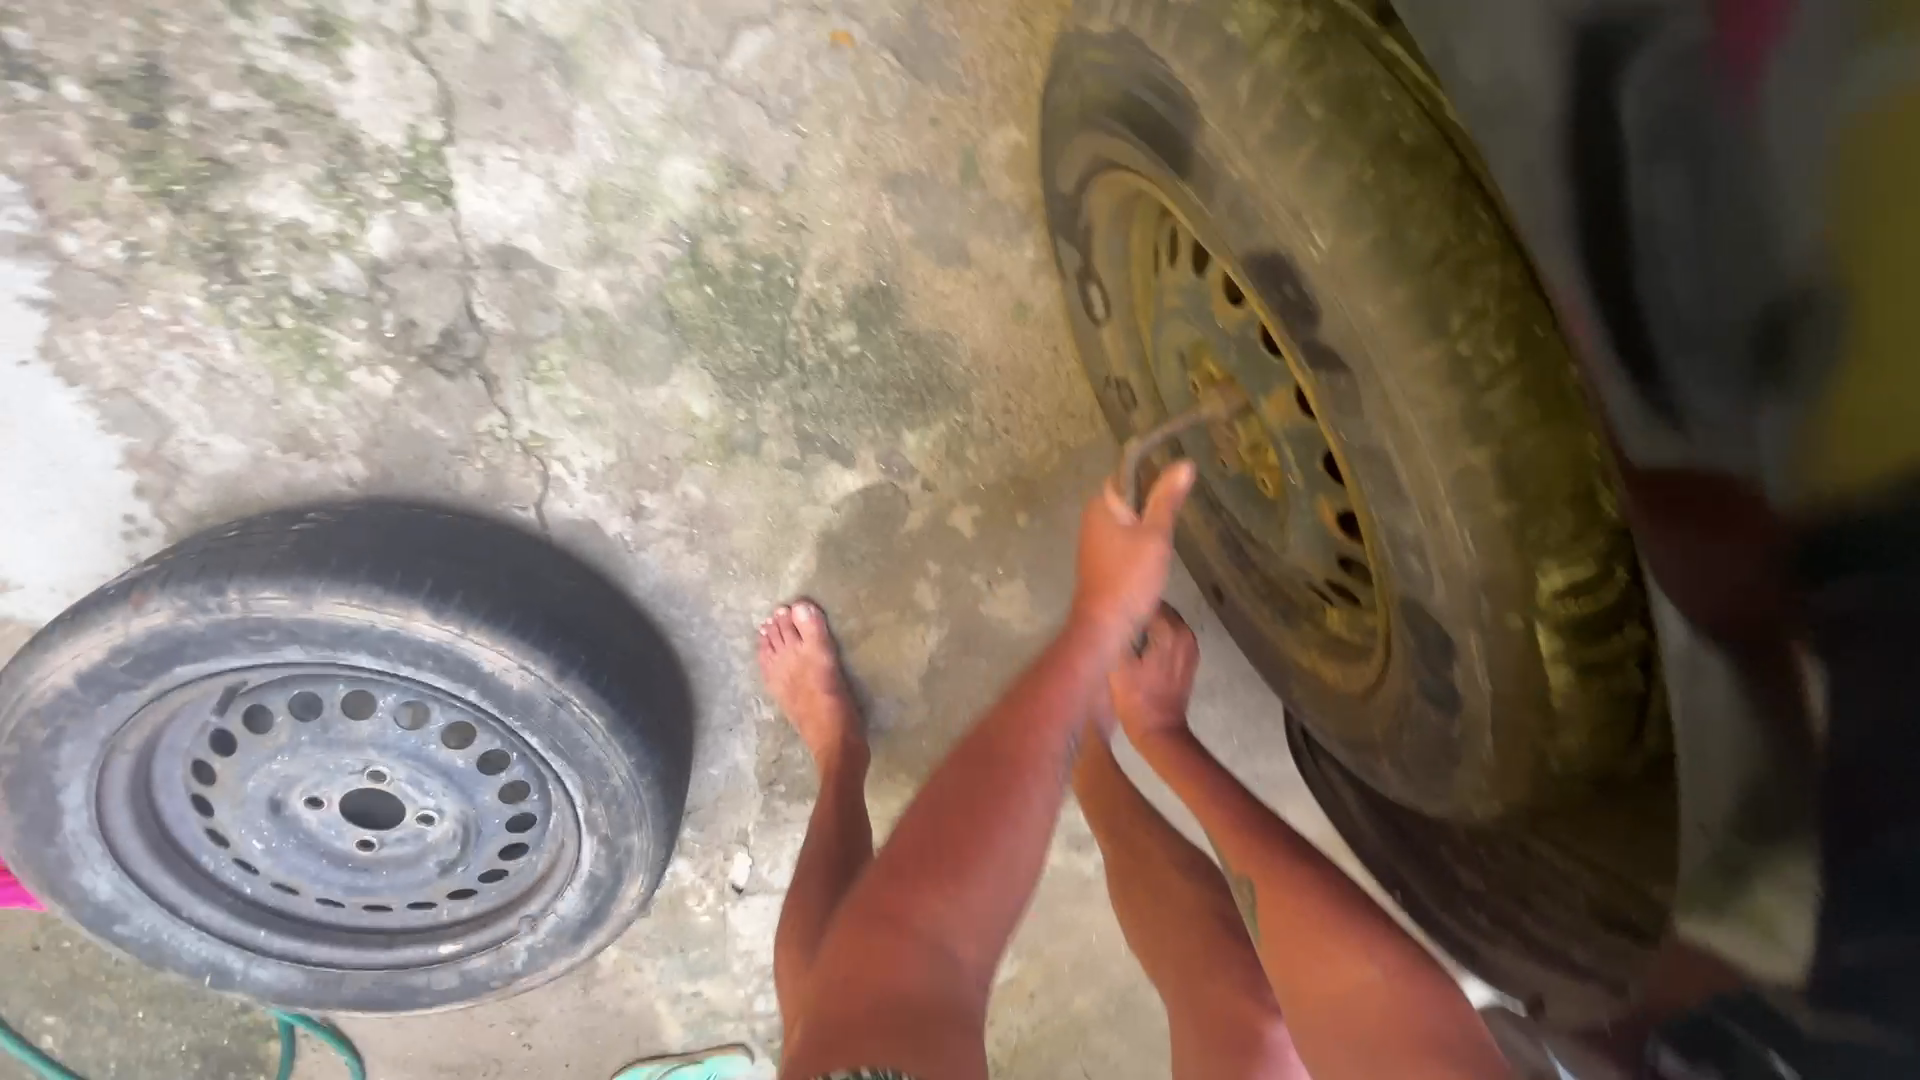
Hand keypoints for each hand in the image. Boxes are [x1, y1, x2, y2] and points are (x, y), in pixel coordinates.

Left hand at [1071, 460, 1195, 643]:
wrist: (1105, 626)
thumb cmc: (1129, 577)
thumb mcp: (1155, 535)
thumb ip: (1167, 499)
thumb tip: (1184, 463)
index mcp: (1101, 505)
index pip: (1125, 473)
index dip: (1151, 470)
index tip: (1179, 474)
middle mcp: (1093, 518)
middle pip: (1127, 497)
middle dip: (1153, 497)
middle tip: (1186, 499)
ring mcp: (1095, 541)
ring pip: (1127, 520)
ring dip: (1149, 520)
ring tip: (1179, 520)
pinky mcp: (1102, 561)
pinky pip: (1125, 539)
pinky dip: (1142, 539)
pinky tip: (1160, 548)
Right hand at [1111, 603, 1199, 746]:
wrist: (1159, 731)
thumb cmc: (1135, 698)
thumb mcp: (1117, 664)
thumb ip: (1116, 633)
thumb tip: (1109, 613)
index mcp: (1168, 630)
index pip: (1147, 602)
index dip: (1128, 606)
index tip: (1112, 614)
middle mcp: (1184, 633)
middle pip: (1159, 610)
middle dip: (1139, 614)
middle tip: (1117, 624)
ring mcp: (1190, 646)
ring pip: (1166, 622)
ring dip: (1149, 626)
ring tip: (1127, 635)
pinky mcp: (1190, 659)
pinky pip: (1172, 636)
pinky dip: (1158, 637)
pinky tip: (1140, 648)